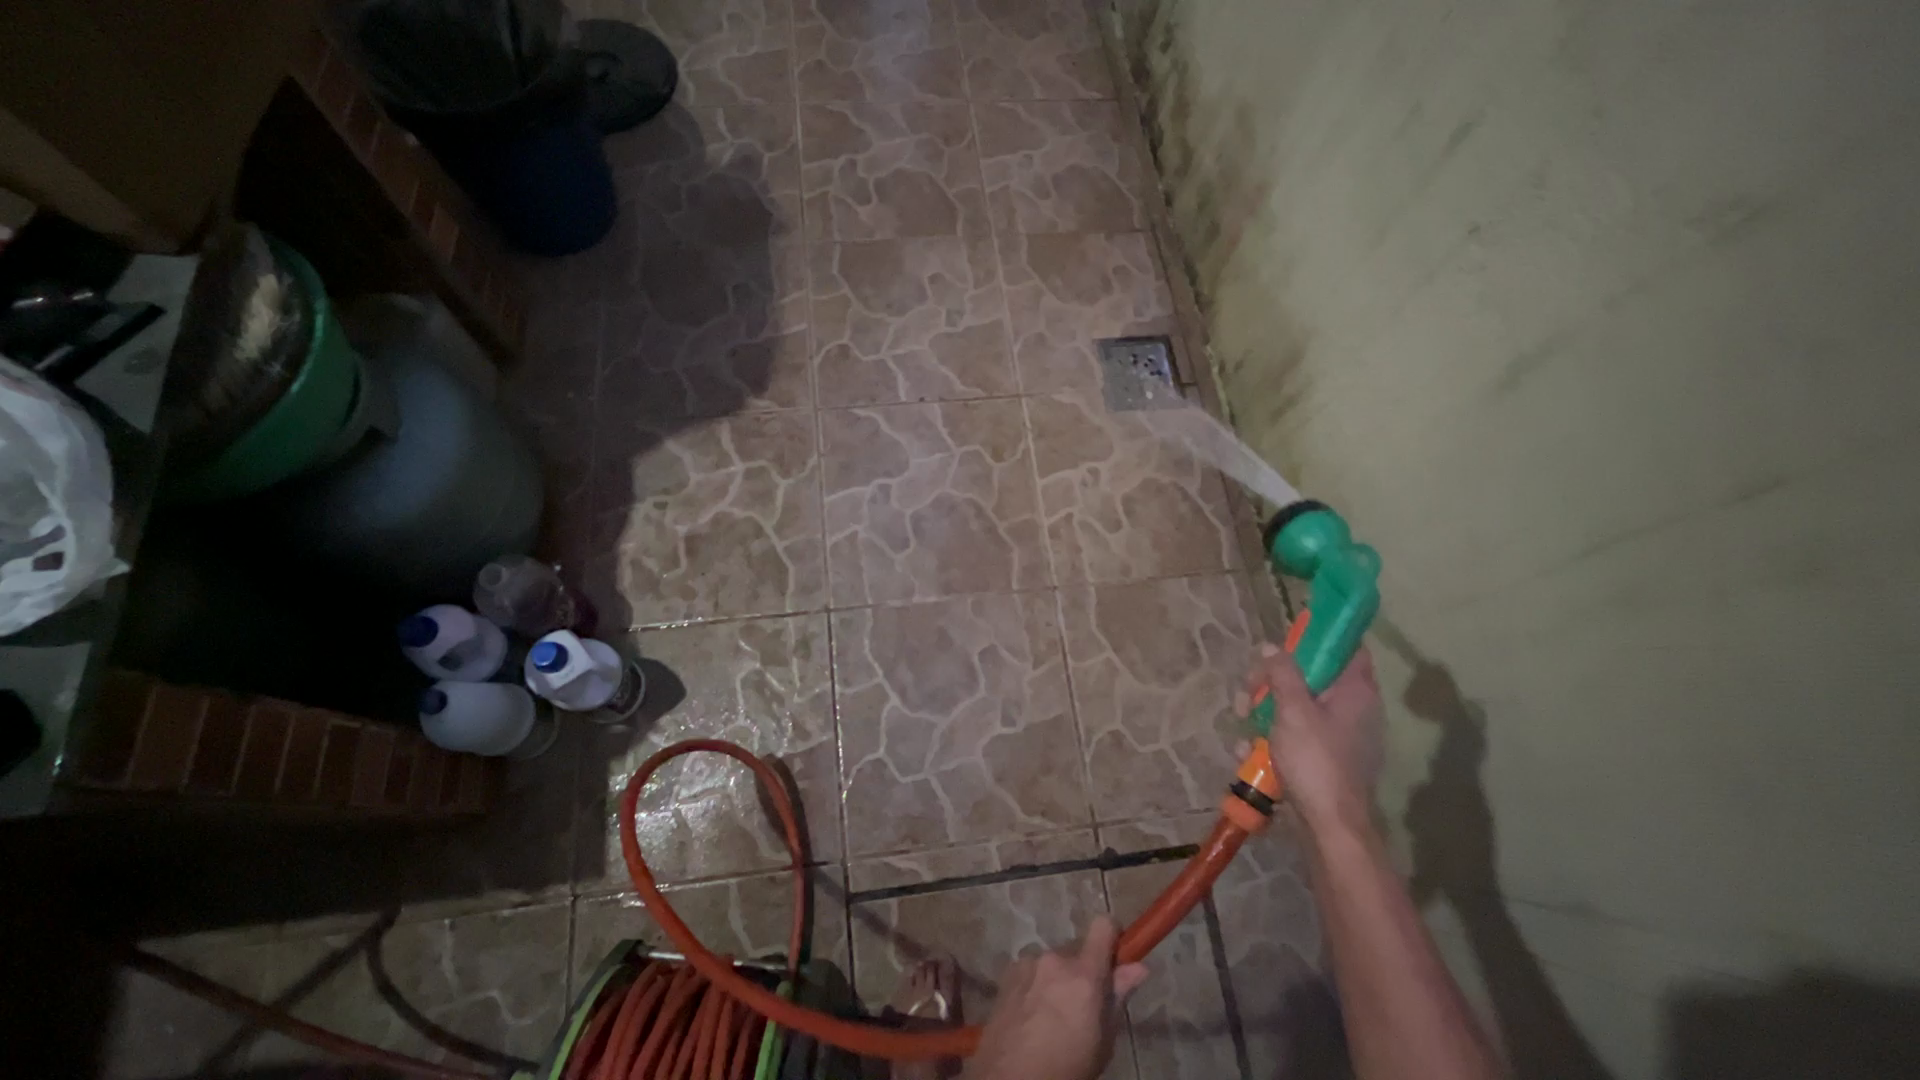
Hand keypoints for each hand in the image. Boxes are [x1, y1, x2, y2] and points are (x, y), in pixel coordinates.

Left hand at [963, 917, 1148, 1079]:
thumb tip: (1139, 967)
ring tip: (1051, 1015)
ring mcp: (1026, 964)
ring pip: (1051, 963)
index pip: (1103, 925)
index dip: (1112, 937)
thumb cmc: (1066, 1067)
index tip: (1114, 958)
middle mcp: (1054, 959)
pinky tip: (1031, 1016)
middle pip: (1076, 951)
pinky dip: (1035, 986)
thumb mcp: (1102, 1041)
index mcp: (1083, 974)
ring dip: (1056, 979)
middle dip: (1082, 971)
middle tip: (1081, 1006)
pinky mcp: (1005, 975)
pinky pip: (1030, 971)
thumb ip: (1118, 998)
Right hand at [1236, 643, 1383, 834]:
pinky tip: (1251, 754)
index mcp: (1356, 690)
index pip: (1347, 647)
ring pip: (1298, 707)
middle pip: (1312, 677)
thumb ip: (1282, 673)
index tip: (1286, 645)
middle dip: (1273, 682)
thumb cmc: (1316, 761)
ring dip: (1266, 713)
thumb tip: (1272, 647)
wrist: (1330, 825)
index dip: (1318, 640)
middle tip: (1249, 694)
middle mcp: (1354, 708)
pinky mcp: (1326, 759)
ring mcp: (1341, 736)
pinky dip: (1274, 740)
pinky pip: (1297, 737)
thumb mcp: (1293, 710)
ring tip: (1244, 728)